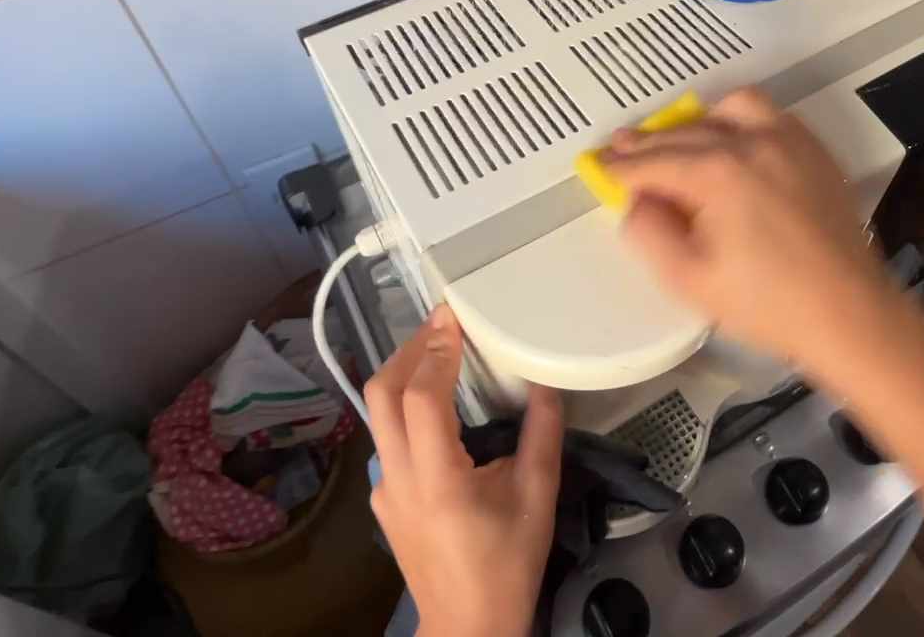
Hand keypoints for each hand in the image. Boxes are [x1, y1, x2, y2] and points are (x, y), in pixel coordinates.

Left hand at [365, 304, 563, 636]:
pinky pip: (387, 438)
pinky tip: (436, 406)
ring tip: (439, 351)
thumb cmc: (507, 565)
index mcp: (437, 478)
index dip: (435, 351)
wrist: (467, 628)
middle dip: (408, 349)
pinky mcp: (383, 500)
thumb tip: (544, 384)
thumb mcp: (537, 497)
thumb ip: (542, 434)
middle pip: (381, 394)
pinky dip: (404, 405)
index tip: (452, 318)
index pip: (422, 397)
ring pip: (378, 414)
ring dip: (404, 374)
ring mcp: (383, 490)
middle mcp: (398, 478)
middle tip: (441, 325)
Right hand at [601, 87, 907, 369]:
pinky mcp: (815, 152)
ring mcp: (790, 142)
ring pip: (732, 107)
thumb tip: (638, 201)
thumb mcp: (689, 279)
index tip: (600, 165)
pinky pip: (772, 117)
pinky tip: (736, 146)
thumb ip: (649, 233)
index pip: (654, 161)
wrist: (849, 314)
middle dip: (648, 143)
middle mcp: (752, 142)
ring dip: (700, 122)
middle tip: (623, 150)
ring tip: (684, 143)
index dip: (621, 166)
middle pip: (685, 132)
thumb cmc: (768, 303)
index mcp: (718, 172)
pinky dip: (744, 123)